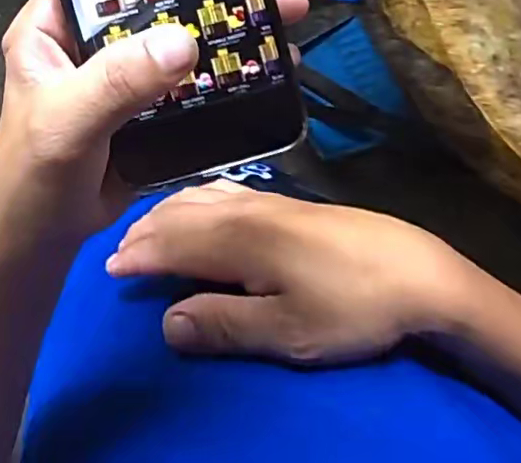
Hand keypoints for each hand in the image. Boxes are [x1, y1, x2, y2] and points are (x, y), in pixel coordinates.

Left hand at [0, 0, 307, 247]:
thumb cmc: (34, 176)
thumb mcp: (66, 122)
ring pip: (172, 38)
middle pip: (145, 1)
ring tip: (279, 14)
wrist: (42, 240)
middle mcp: (84, 41)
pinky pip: (187, 79)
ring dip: (219, 28)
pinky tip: (267, 64)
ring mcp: (118, 72)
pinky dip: (223, 72)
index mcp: (48, 27)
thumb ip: (115, 83)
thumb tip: (181, 41)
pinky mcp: (144, 104)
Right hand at [107, 180, 486, 363]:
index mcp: (234, 239)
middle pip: (174, 215)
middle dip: (142, 233)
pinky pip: (214, 190)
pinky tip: (193, 206)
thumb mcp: (289, 332)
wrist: (412, 267)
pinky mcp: (277, 199)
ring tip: (144, 232)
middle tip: (117, 254)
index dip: (136, 256)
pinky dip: (188, 199)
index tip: (108, 269)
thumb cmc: (350, 306)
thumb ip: (223, 324)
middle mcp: (237, 210)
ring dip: (162, 214)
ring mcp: (258, 199)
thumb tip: (165, 323)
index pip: (168, 242)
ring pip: (192, 198)